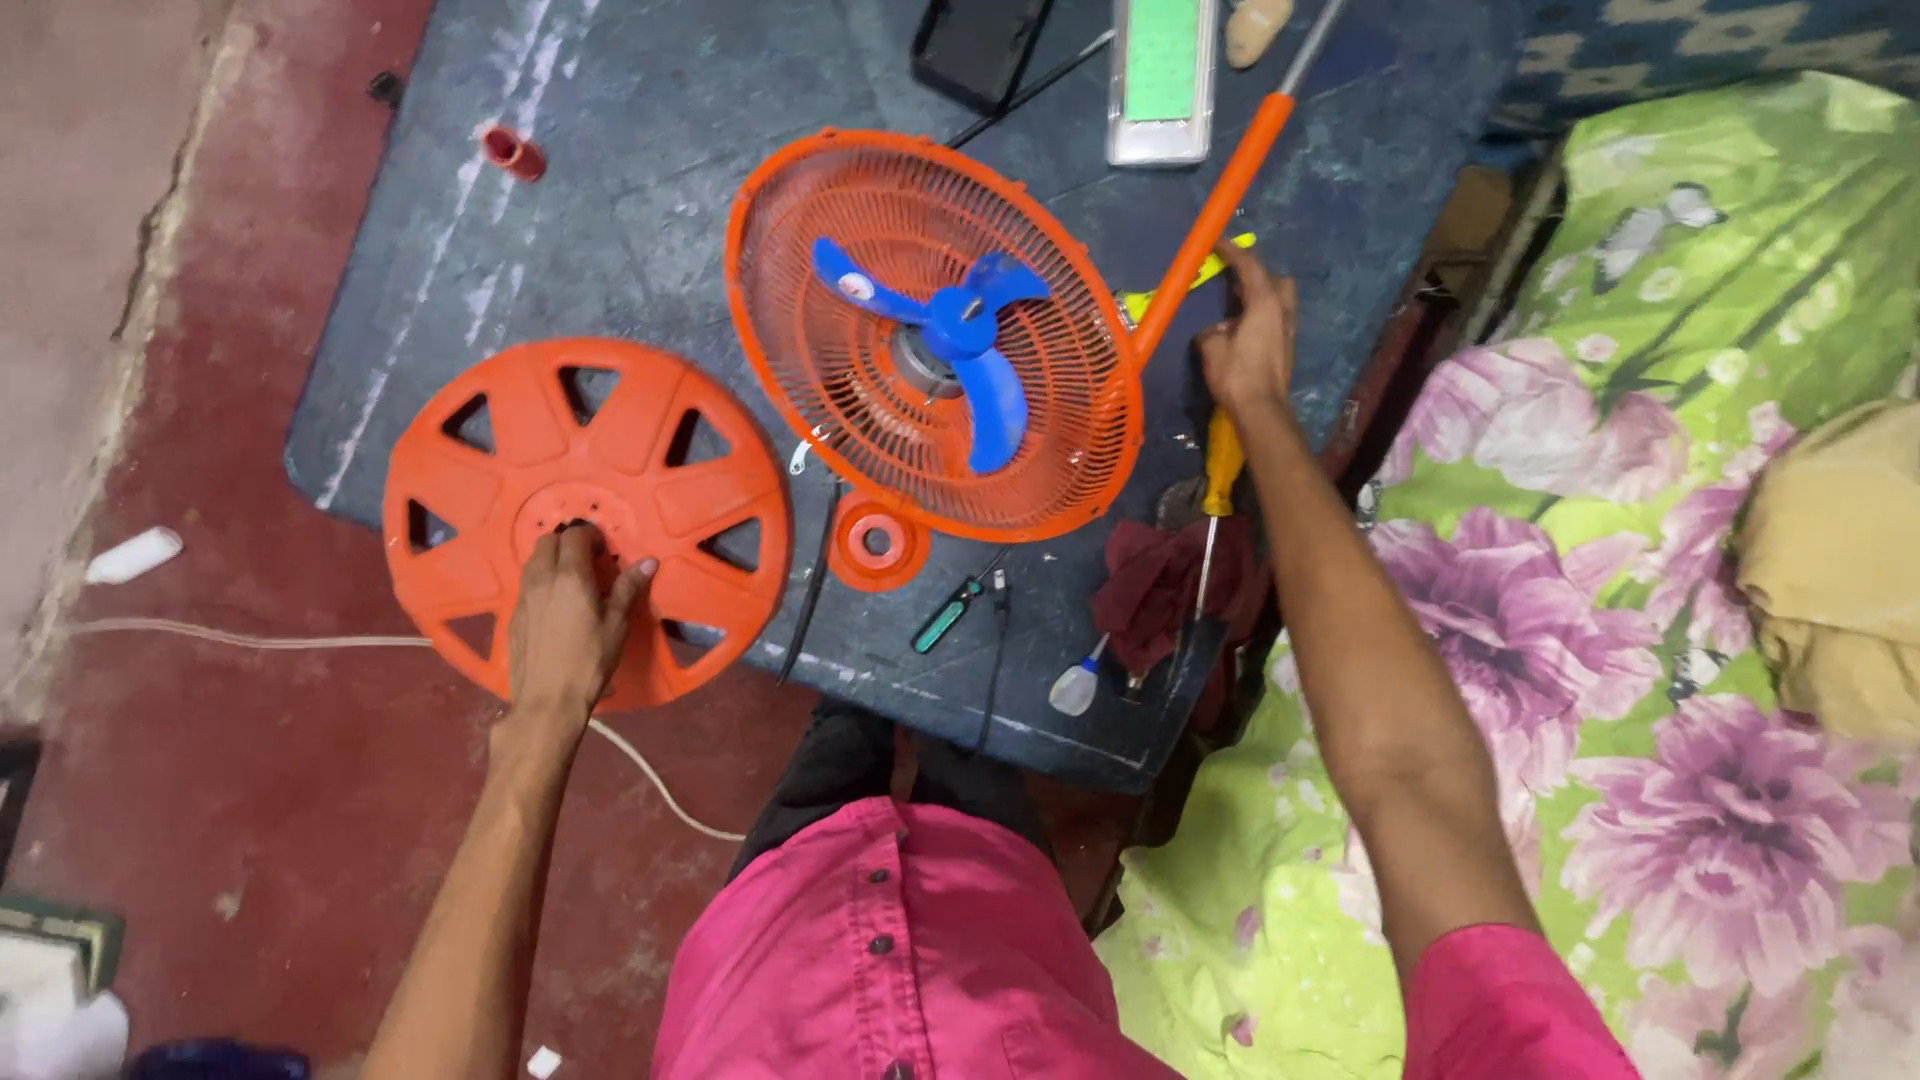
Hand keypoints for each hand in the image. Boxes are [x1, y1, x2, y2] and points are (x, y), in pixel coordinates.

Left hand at [505, 525, 655, 729]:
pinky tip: (556, 604)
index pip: (575, 536)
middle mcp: (541, 579)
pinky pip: (526, 584)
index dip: (591, 536)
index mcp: (570, 577)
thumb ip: (629, 588)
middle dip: (568, 542)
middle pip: (547, 541)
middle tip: (589, 560)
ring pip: (533, 561)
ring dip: (552, 559)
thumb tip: (649, 561)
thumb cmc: (590, 660)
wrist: (548, 699)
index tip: (606, 550)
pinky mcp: (513, 615)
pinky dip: (541, 581)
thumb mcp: (617, 624)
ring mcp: (523, 597)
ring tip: (572, 579)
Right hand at [1196, 240, 1298, 421]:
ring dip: (1261, 294)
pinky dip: (1260, 314)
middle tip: (1233, 277)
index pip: (1250, 267)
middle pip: (1274, 279)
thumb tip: (1213, 331)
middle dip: (1255, 273)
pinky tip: (1243, 327)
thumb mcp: (1212, 349)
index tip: (1218, 241)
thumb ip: (1211, 333)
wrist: (1262, 409)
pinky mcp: (1286, 347)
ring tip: (1238, 303)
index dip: (1233, 252)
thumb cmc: (1236, 375)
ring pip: (1279, 299)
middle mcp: (1282, 311)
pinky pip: (1275, 318)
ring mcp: (1287, 330)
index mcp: (1264, 303)